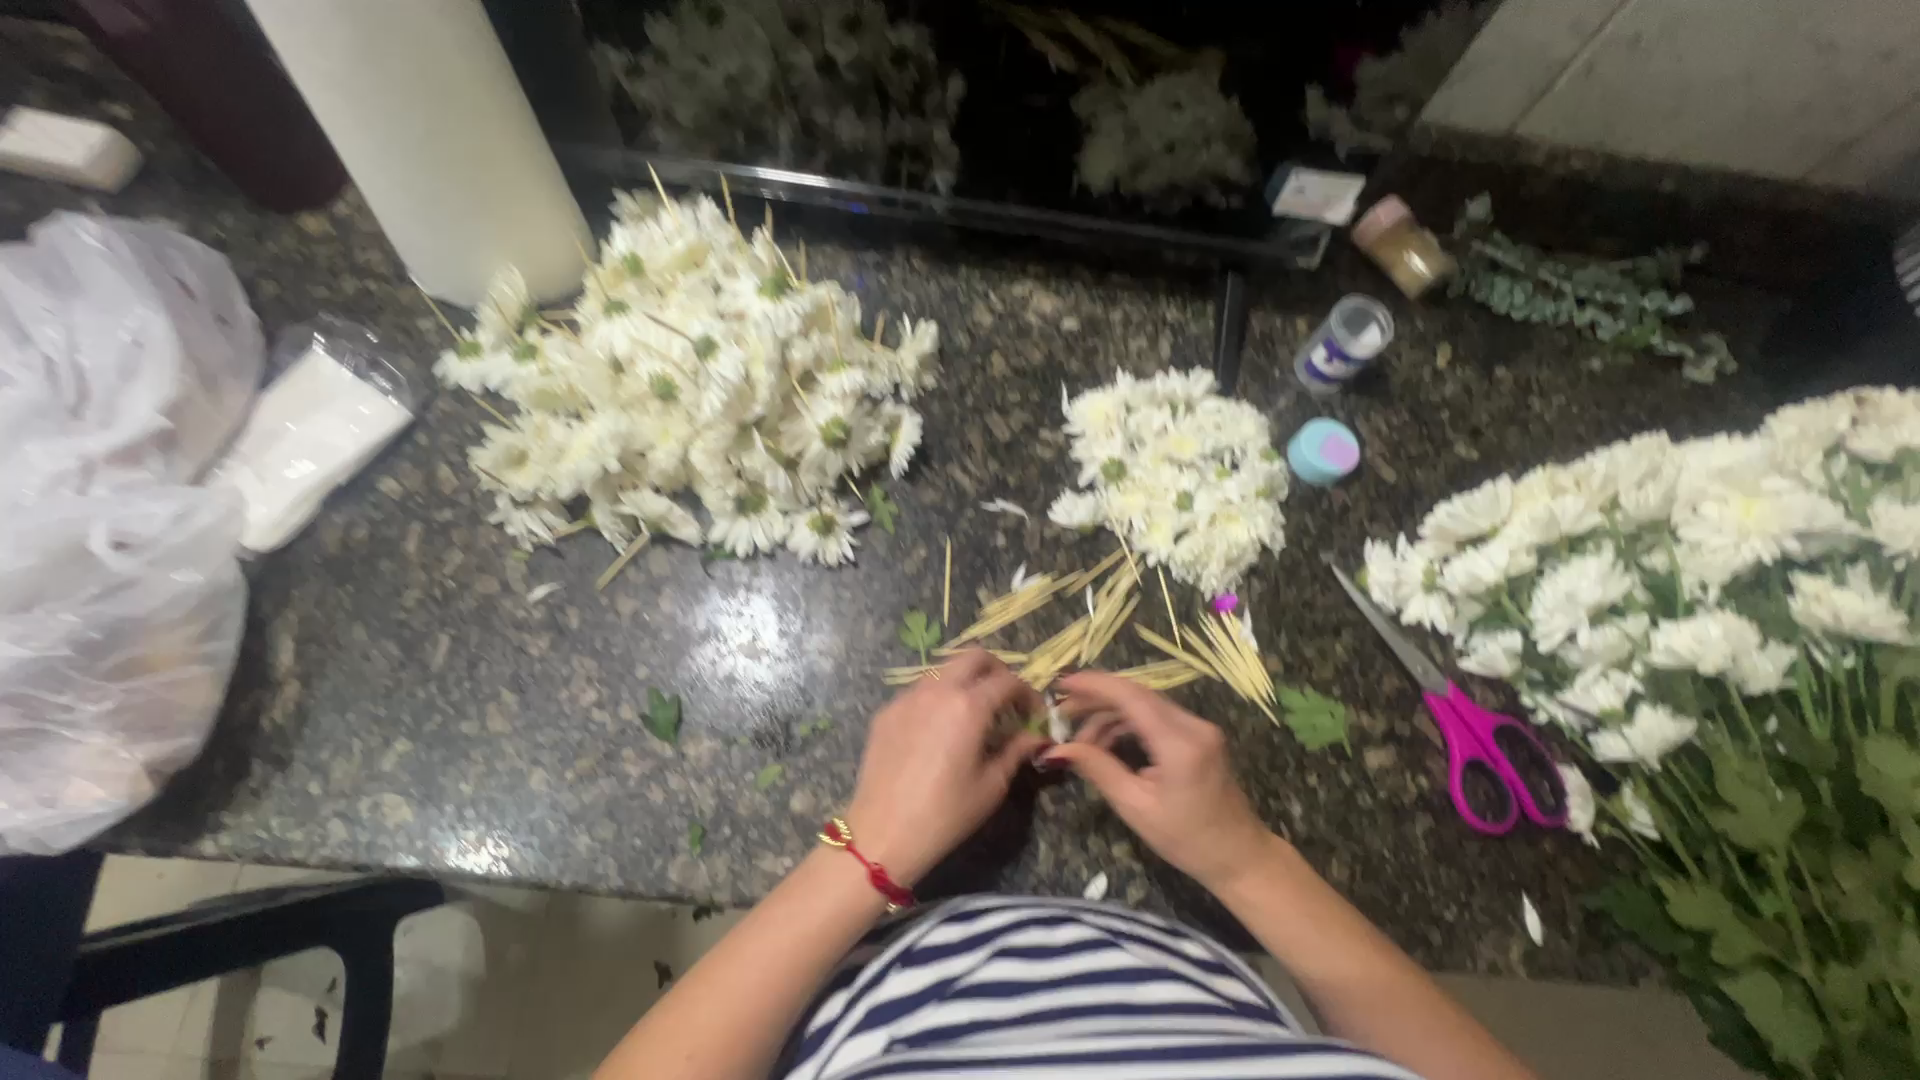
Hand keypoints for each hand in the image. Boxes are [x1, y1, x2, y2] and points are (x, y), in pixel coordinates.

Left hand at [843, 649, 1048, 885]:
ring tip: (973, 714)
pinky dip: (938, 698)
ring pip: (943, 670)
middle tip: (1006, 700)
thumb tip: (1037, 736)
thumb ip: (1017, 751)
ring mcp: (907, 697)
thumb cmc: (945, 814)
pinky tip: (939, 730)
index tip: (1034, 715)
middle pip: (974, 657)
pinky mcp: (886, 711)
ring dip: (965, 681)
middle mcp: (937, 690)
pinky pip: (919, 691)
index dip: (1028, 694)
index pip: (1008, 681)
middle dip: (997, 671)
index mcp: (969, 706)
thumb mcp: (991, 785)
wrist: (883, 832)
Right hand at [1041, 672, 1271, 891]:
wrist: (1239, 855)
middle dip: (1096, 700)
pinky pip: (1157, 716)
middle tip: (1062, 714)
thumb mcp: (1134, 806)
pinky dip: (1128, 723)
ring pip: (1144, 704)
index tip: (1061, 684)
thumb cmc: (1186, 839)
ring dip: (1110, 715)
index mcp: (1179, 744)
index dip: (1094, 685)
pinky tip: (1108, 743)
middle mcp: (1193, 725)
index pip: (1131, 697)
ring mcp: (1199, 728)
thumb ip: (1097, 768)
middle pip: (1136, 695)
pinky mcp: (1199, 735)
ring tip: (1082, 741)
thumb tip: (1056, 749)